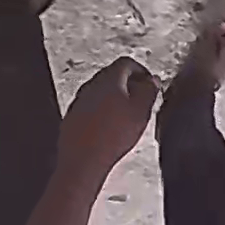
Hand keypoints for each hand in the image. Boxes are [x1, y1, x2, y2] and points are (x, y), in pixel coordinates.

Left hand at [58, 57, 159, 178]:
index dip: (142, 70)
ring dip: (115, 98)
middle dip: (128, 83)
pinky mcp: (72, 119)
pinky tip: (110, 128)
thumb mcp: (142, 110)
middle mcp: (90, 85)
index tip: (150, 82)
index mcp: (109, 78)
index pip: (126, 63)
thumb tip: (152, 80)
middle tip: (141, 97)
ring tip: (127, 115)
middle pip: (112, 75)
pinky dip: (102, 112)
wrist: (83, 161)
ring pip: (100, 92)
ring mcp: (78, 102)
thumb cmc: (114, 135)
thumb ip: (149, 90)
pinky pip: (90, 108)